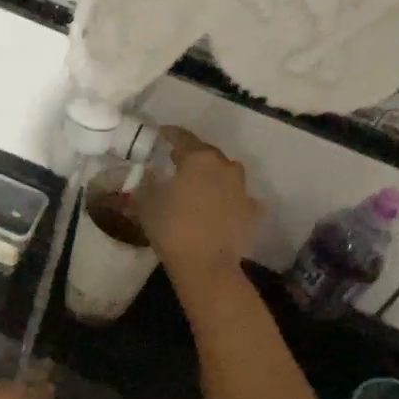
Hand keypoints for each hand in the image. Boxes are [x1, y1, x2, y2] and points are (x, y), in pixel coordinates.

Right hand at [133, 127, 261, 280]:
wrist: (205, 265)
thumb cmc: (171, 227)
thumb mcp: (146, 201)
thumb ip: (148, 181)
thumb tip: (150, 172)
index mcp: (199, 158)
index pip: (182, 137)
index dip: (169, 134)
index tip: (161, 134)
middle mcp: (225, 167)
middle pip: (206, 154)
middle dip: (192, 157)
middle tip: (176, 164)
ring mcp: (242, 189)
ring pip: (226, 174)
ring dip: (213, 176)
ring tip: (199, 187)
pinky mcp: (252, 211)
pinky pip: (237, 198)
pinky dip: (228, 200)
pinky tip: (219, 209)